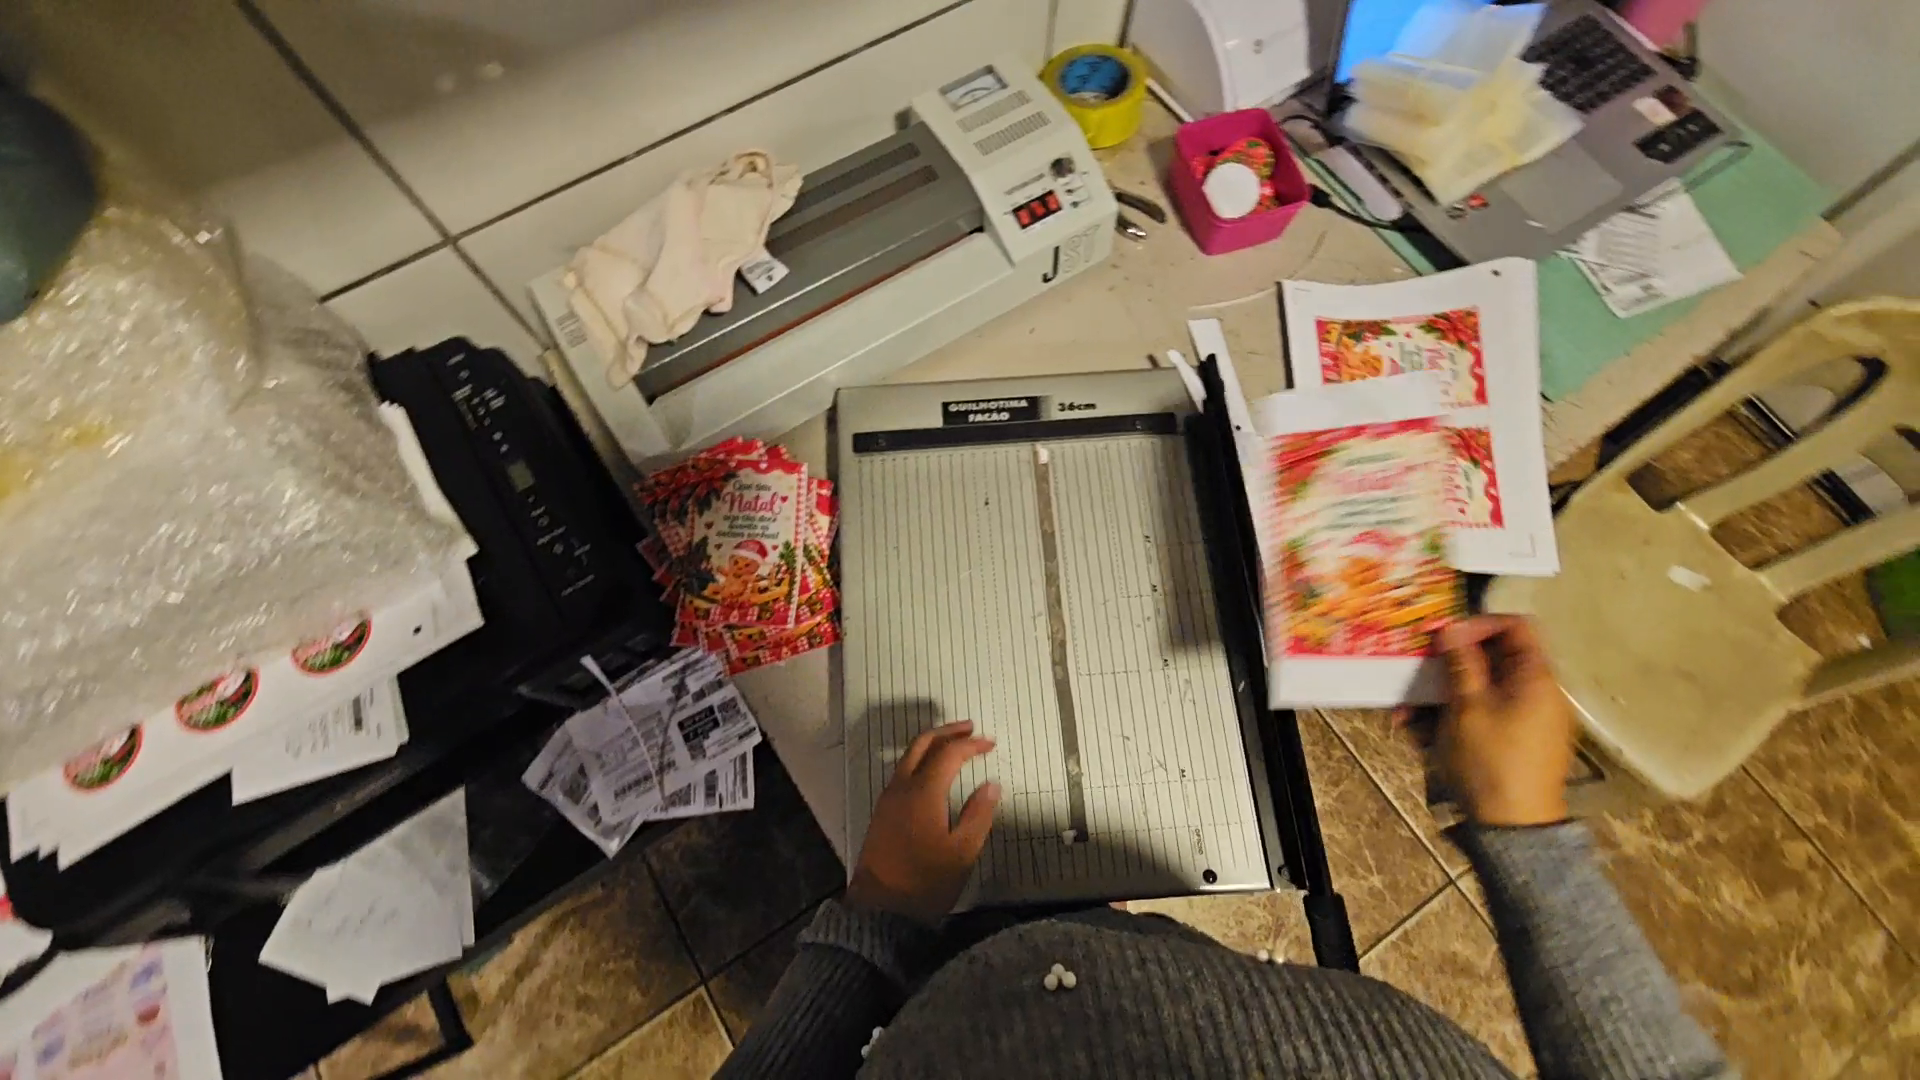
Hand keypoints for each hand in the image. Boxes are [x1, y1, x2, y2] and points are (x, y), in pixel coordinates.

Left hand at [847, 720, 1000, 924]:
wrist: (880, 911)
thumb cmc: (925, 882)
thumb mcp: (962, 853)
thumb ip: (978, 815)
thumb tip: (991, 785)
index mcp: (923, 792)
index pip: (949, 753)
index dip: (971, 744)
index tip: (990, 744)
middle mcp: (902, 787)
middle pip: (923, 744)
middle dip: (948, 732)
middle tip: (970, 728)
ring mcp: (888, 798)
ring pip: (909, 756)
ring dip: (932, 744)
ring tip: (955, 745)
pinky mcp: (882, 812)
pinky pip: (902, 771)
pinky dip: (921, 760)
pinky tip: (933, 772)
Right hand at [1433, 616, 1576, 826]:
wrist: (1512, 825)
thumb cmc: (1491, 759)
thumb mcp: (1467, 706)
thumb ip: (1461, 663)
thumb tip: (1451, 628)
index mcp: (1536, 678)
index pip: (1516, 627)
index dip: (1478, 624)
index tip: (1443, 637)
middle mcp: (1536, 693)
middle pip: (1491, 658)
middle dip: (1446, 665)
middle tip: (1415, 671)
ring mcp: (1525, 717)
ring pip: (1477, 688)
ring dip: (1438, 694)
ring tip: (1406, 713)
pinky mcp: (1511, 737)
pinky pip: (1478, 712)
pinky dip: (1448, 716)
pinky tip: (1417, 731)